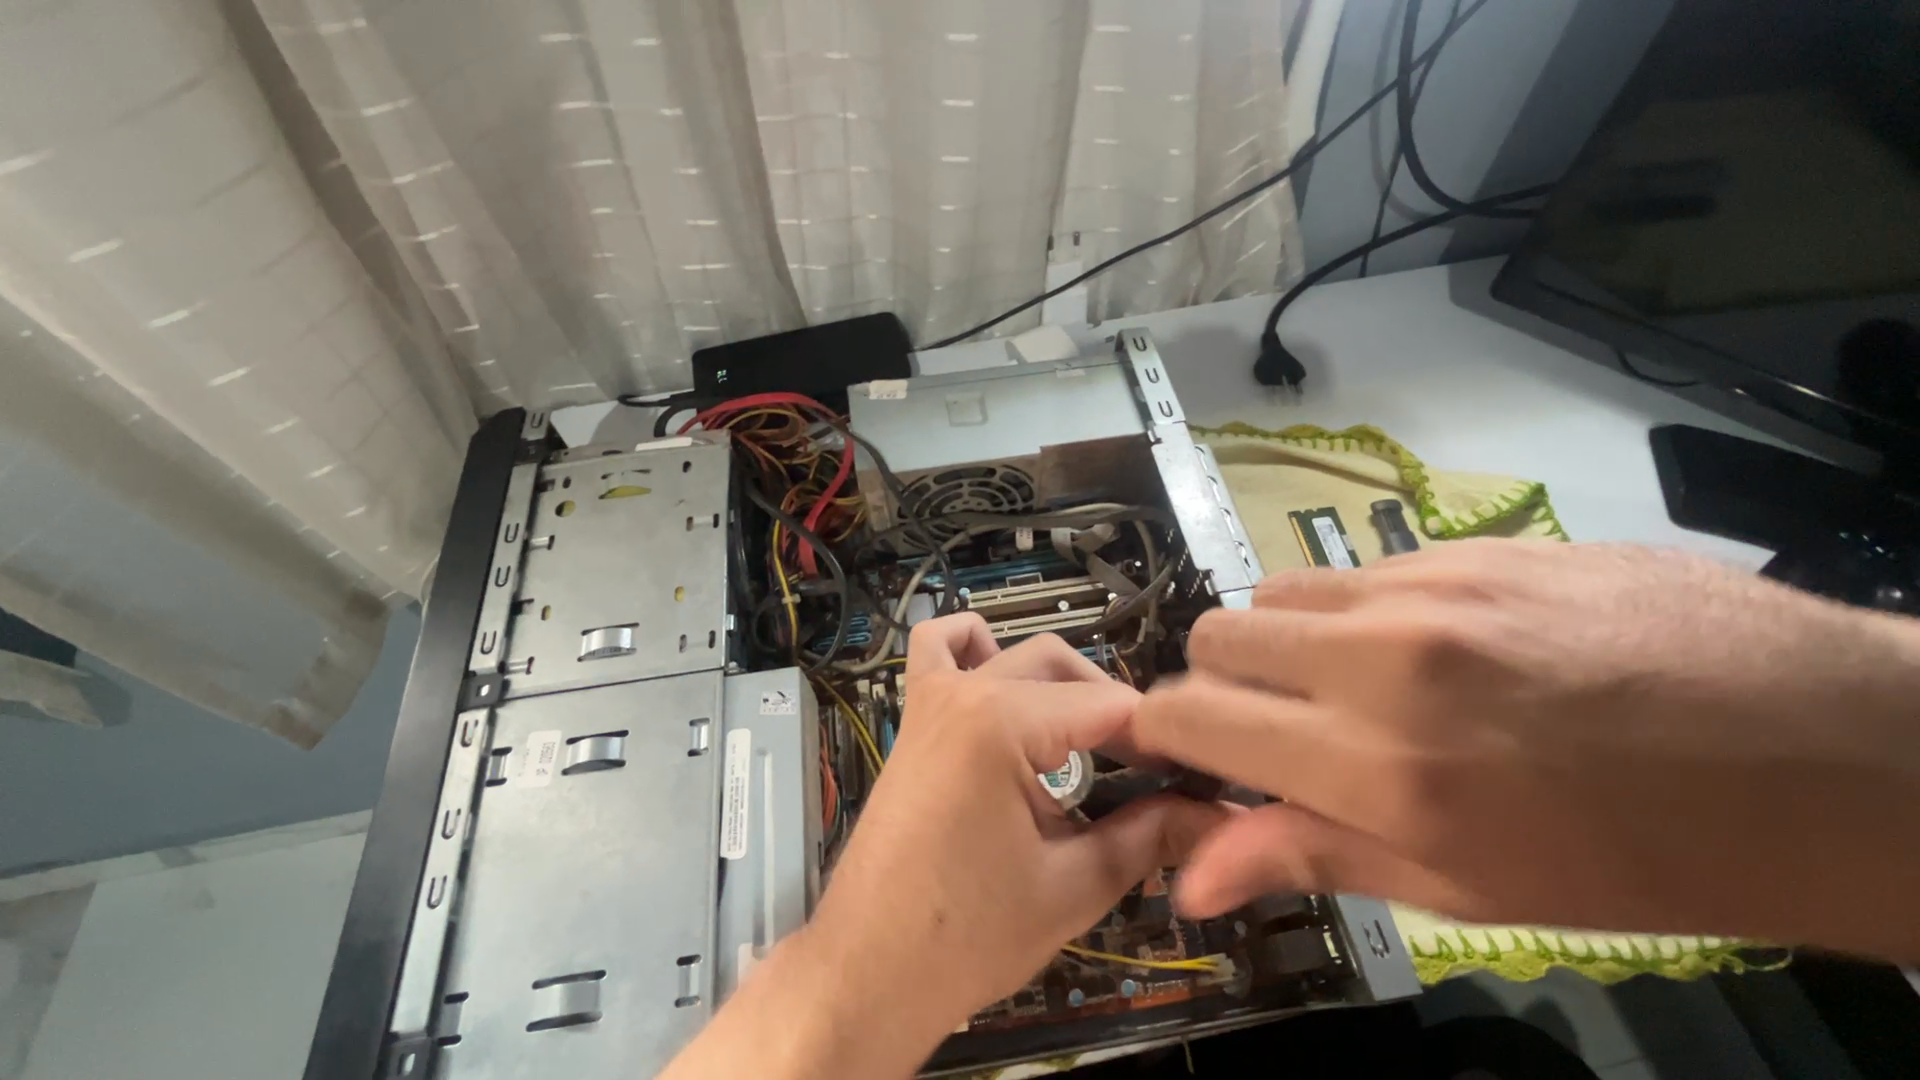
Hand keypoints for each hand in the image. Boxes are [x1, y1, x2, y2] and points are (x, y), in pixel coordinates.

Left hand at [811, 614, 1226, 1027]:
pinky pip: (937, 652)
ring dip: (1061, 681)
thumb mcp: (1073, 886)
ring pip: (1015, 654)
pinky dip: (974, 648)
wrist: (869, 970)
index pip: (1111, 707)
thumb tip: (1226, 817)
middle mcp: (966, 690)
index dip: (1164, 741)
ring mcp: (931, 699)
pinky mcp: (914, 721)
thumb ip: (1153, 835)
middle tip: (1156, 772)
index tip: (1200, 775)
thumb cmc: (968, 937)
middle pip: (1068, 671)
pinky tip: (1002, 678)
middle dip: (1119, 714)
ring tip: (1091, 736)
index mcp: (1004, 722)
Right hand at [1133, 541, 1919, 958]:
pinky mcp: (1474, 542)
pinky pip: (1361, 569)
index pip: (1191, 715)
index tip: (1180, 750)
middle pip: (1216, 635)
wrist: (1832, 755)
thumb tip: (1191, 878)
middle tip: (1277, 725)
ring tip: (1352, 682)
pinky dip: (1358, 611)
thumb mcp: (1464, 885)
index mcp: (1380, 766)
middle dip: (1221, 683)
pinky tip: (1433, 646)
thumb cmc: (1640, 858)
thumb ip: (1309, 857)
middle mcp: (1384, 659)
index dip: (1163, 732)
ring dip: (1286, 639)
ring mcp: (1431, 585)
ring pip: (1277, 590)